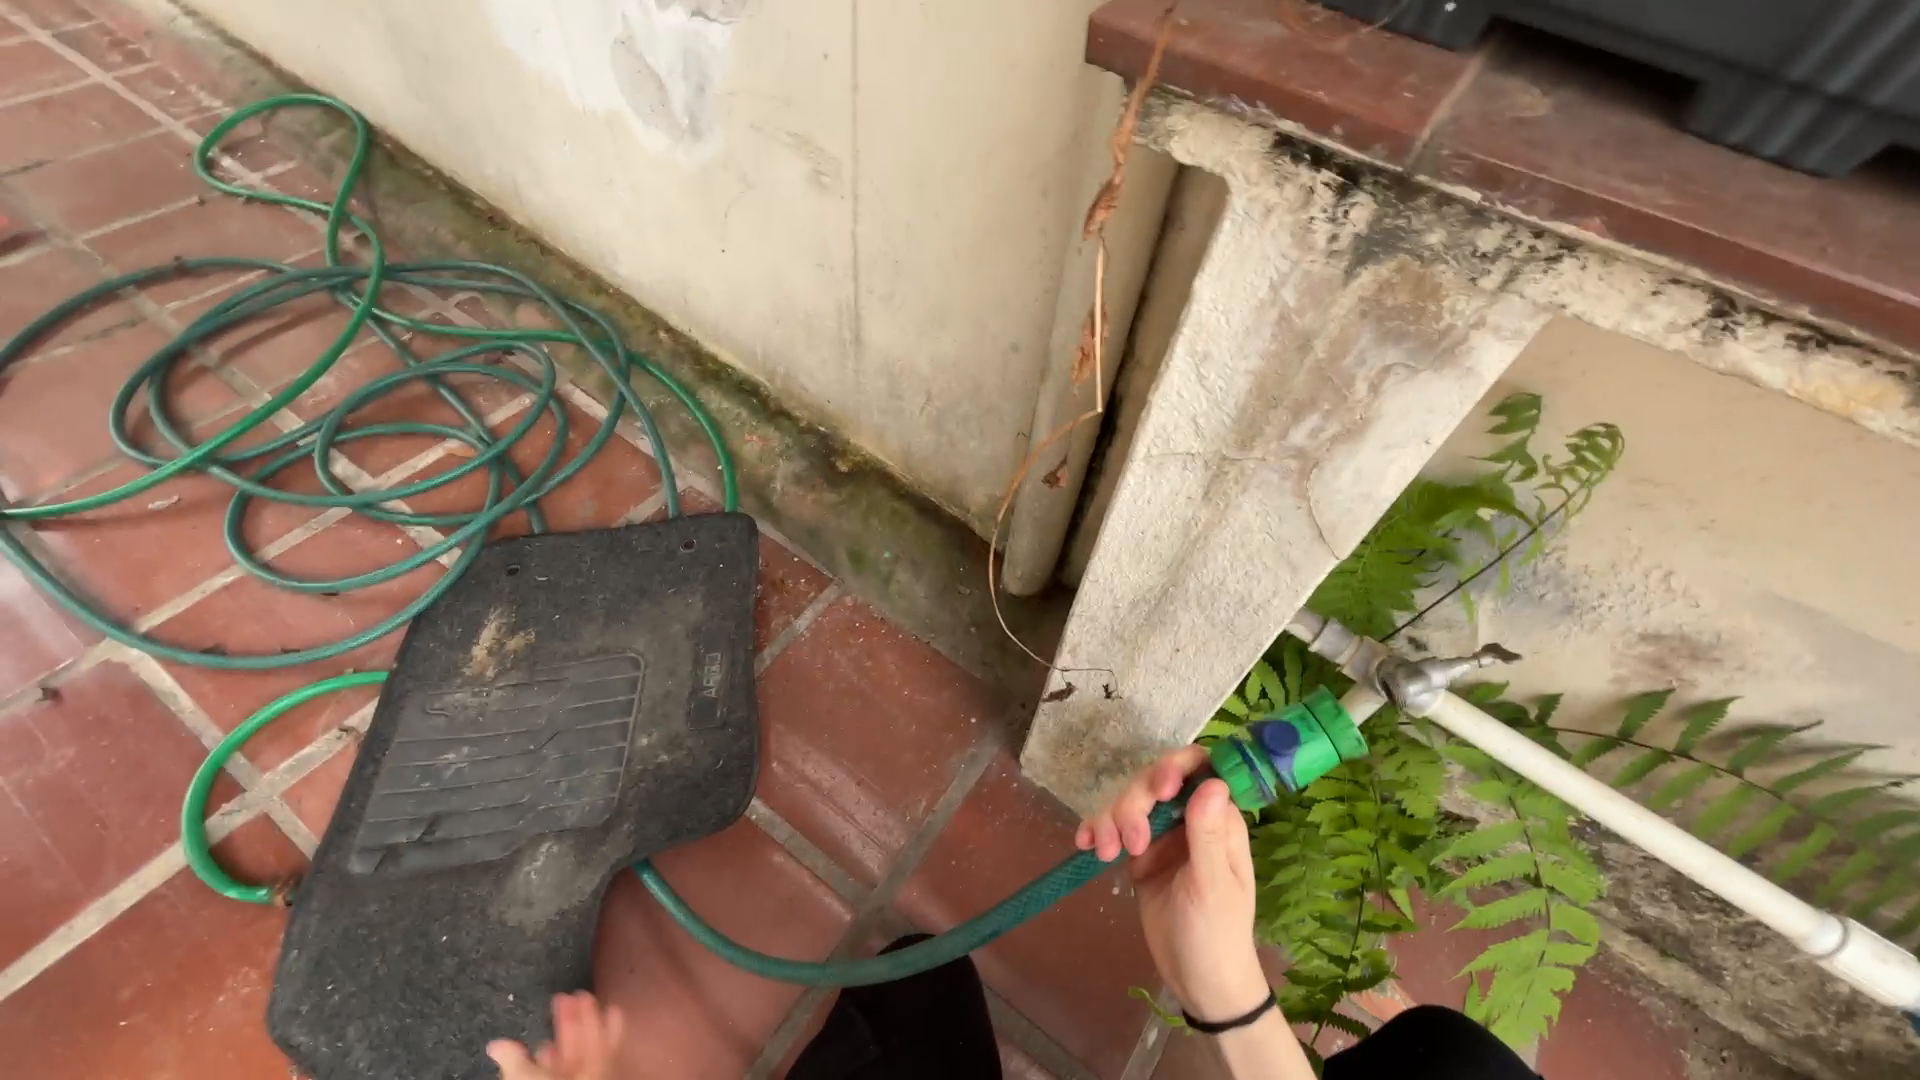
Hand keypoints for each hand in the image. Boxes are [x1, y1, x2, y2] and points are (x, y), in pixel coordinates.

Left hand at [487, 991, 624, 1079]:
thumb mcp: (520, 1074)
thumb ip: (513, 1058)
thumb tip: (493, 1044)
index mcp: (543, 1079)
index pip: (546, 1060)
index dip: (548, 1042)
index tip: (549, 1029)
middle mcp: (566, 1077)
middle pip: (570, 1045)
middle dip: (570, 1020)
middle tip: (568, 996)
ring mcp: (587, 1071)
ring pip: (590, 1041)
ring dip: (590, 1017)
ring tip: (585, 995)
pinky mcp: (606, 1066)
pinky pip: (611, 1044)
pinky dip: (614, 1026)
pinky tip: (613, 1009)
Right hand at [1076, 746, 1270, 1020]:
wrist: (1197, 982)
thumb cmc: (1217, 934)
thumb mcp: (1212, 885)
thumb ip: (1208, 834)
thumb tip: (1212, 783)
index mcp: (1219, 819)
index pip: (1200, 769)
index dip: (1176, 766)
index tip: (1160, 787)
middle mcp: (1190, 818)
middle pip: (1154, 781)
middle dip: (1135, 803)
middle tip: (1131, 841)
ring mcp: (1162, 834)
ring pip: (1129, 802)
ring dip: (1111, 818)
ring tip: (1106, 853)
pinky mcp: (1138, 853)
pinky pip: (1113, 827)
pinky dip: (1096, 829)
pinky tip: (1085, 844)